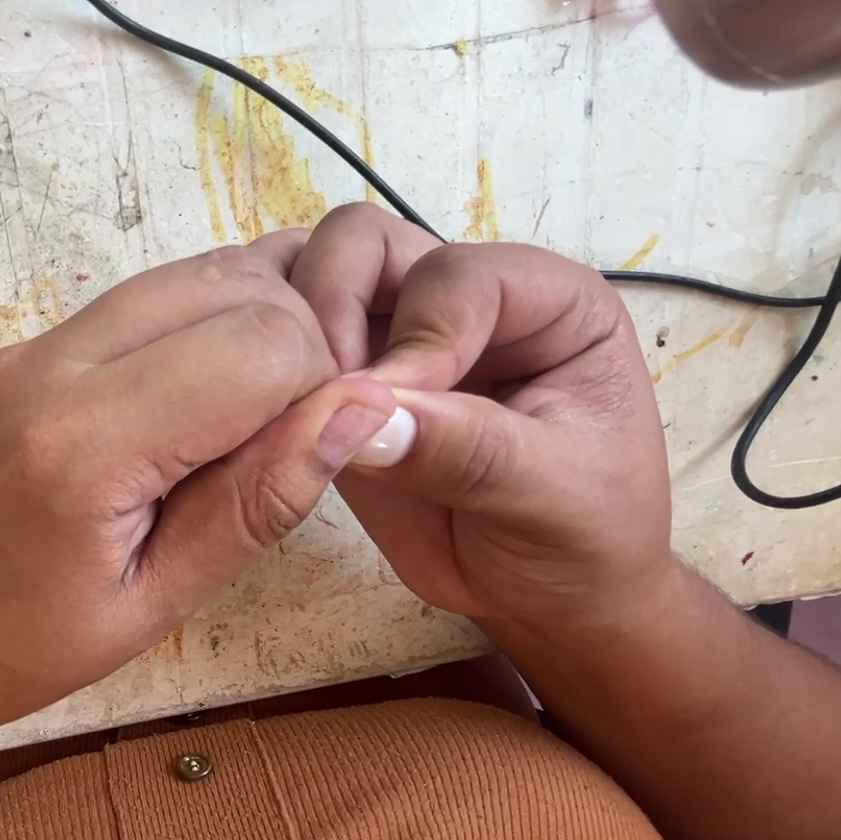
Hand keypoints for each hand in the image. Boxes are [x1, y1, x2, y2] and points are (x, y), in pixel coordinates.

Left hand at [0, 234, 401, 734]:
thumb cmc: (31, 645)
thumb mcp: (159, 601)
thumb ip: (257, 502)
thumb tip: (356, 411)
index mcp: (82, 445)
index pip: (260, 343)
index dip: (317, 389)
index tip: (304, 455)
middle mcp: (49, 367)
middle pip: (232, 287)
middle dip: (292, 349)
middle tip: (276, 442)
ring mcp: (30, 346)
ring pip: (192, 275)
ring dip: (249, 332)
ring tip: (240, 426)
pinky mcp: (27, 347)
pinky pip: (146, 300)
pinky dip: (200, 330)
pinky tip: (199, 401)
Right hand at [289, 204, 673, 633]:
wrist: (531, 592)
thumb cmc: (576, 536)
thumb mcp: (549, 496)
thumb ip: (467, 450)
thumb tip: (367, 418)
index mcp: (539, 301)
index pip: (454, 276)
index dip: (419, 339)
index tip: (395, 419)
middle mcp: (454, 305)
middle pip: (362, 244)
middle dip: (330, 306)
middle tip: (327, 397)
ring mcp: (386, 345)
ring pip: (309, 284)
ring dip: (287, 331)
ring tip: (292, 407)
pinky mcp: (339, 394)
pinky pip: (284, 357)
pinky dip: (264, 378)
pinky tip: (268, 425)